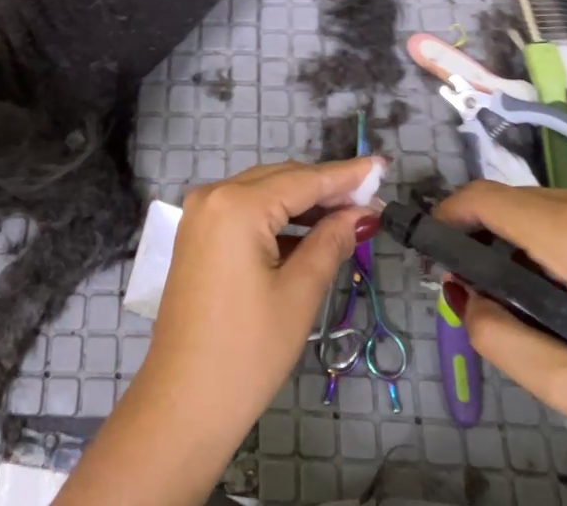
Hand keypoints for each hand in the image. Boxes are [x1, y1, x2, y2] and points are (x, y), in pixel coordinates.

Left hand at [147, 158, 381, 428]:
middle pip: (280, 180)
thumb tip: (360, 214)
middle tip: (371, 197)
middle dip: (325, 187)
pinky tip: (309, 232)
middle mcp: (213, 196)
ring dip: (302, 203)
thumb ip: (331, 242)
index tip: (382, 166)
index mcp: (237, 205)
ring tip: (349, 214)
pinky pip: (244, 212)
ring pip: (261, 193)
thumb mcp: (298, 292)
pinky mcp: (196, 237)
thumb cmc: (248, 350)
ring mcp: (199, 216)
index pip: (303, 180)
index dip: (346, 175)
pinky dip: (277, 218)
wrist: (185, 400)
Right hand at [432, 183, 566, 469]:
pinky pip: (564, 216)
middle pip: (506, 203)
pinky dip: (543, 244)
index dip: (446, 221)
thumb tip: (464, 299)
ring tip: (524, 307)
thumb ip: (498, 339)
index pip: (483, 199)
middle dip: (478, 240)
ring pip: (534, 208)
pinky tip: (563, 298)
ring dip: (511, 245)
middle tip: (480, 300)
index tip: (434, 260)